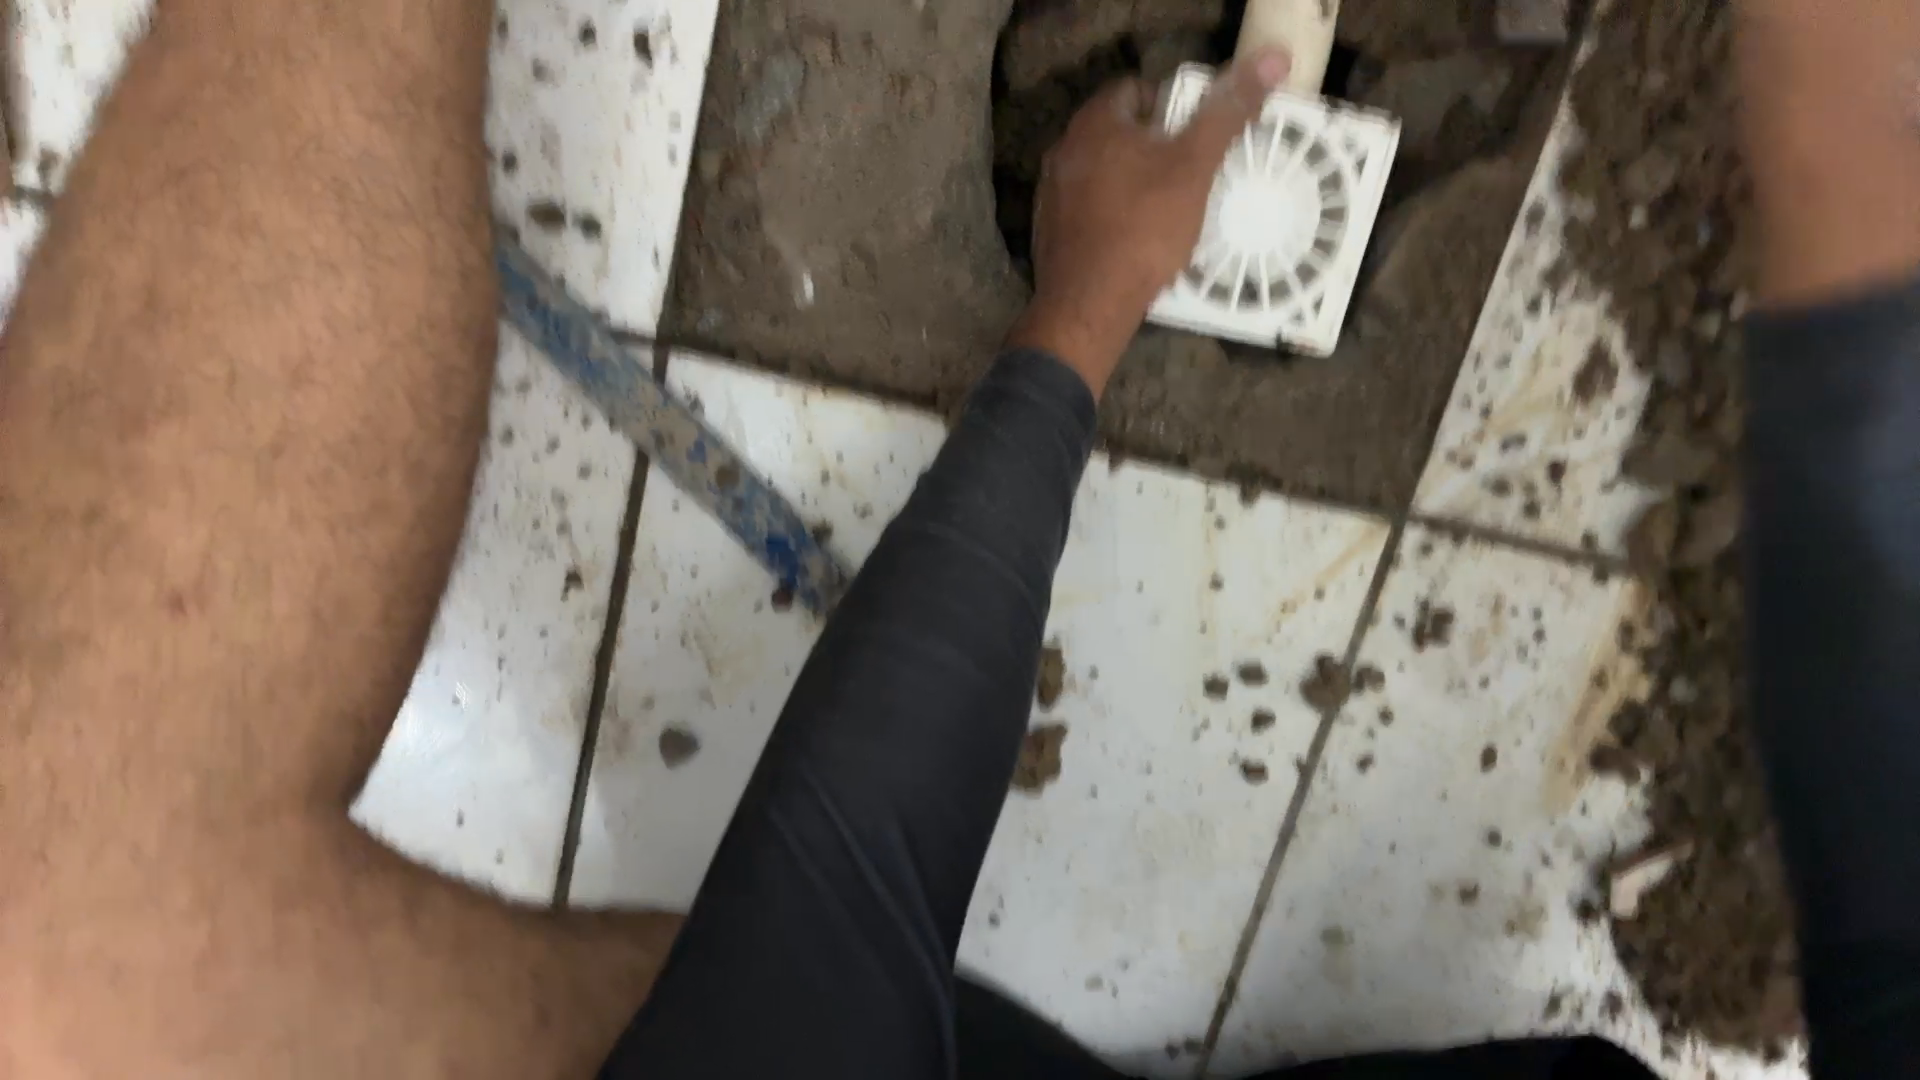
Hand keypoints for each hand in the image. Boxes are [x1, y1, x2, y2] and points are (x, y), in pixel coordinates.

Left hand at [1008, 50, 1290, 397]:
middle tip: (1187, 176)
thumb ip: (1225, 114)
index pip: (1137, 90)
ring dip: (1132, 187)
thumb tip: (1268, 61)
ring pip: (1102, 178)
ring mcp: (1051, 197)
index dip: (1173, 107)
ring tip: (1165, 213)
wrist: (1088, 307)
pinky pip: (1088, 215)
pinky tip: (1134, 244)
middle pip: (1118, 136)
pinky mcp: (1049, 236)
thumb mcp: (1194, 169)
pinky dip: (1112, 220)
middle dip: (1153, 150)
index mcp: (1094, 124)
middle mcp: (1063, 153)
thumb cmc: (1142, 231)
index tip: (1196, 136)